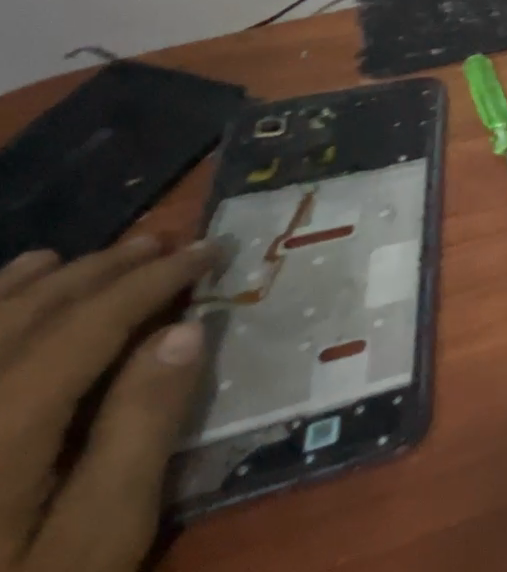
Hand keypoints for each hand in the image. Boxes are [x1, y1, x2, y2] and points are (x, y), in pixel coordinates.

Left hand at [0, 237, 214, 571]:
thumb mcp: (96, 537)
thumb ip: (138, 431)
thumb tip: (186, 332)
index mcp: (0, 430)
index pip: (87, 327)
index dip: (153, 281)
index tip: (211, 250)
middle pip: (22, 319)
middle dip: (98, 272)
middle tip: (163, 242)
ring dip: (30, 286)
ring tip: (82, 256)